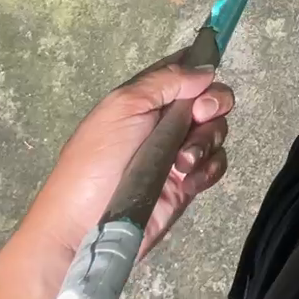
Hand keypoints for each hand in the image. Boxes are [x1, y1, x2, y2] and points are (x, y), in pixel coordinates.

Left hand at [0, 52, 233, 298]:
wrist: (82, 229)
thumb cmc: (96, 162)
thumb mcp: (122, 107)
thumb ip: (165, 80)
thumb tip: (205, 71)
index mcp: (148, 99)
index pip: (185, 70)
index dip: (201, 69)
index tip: (203, 80)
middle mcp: (168, 121)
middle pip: (211, 96)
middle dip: (213, 103)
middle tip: (200, 116)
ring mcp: (180, 150)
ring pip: (217, 129)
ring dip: (206, 141)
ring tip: (182, 163)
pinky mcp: (189, 180)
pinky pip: (217, 162)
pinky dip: (208, 169)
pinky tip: (187, 181)